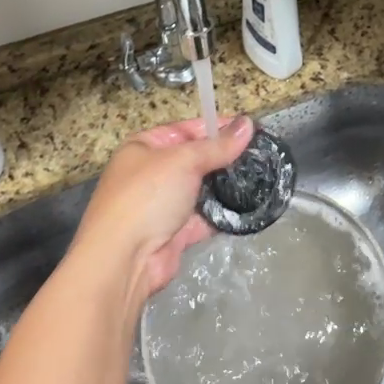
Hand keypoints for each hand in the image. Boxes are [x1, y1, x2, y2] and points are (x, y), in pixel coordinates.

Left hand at [73, 115, 253, 295]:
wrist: (123, 260)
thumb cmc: (148, 196)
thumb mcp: (184, 161)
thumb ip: (218, 146)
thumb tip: (248, 124)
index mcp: (144, 147)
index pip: (185, 129)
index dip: (215, 127)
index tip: (247, 130)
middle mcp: (151, 173)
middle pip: (194, 160)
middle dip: (222, 159)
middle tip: (258, 156)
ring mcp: (162, 204)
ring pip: (200, 189)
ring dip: (224, 187)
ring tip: (259, 178)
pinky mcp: (174, 232)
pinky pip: (203, 218)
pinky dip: (222, 214)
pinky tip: (248, 207)